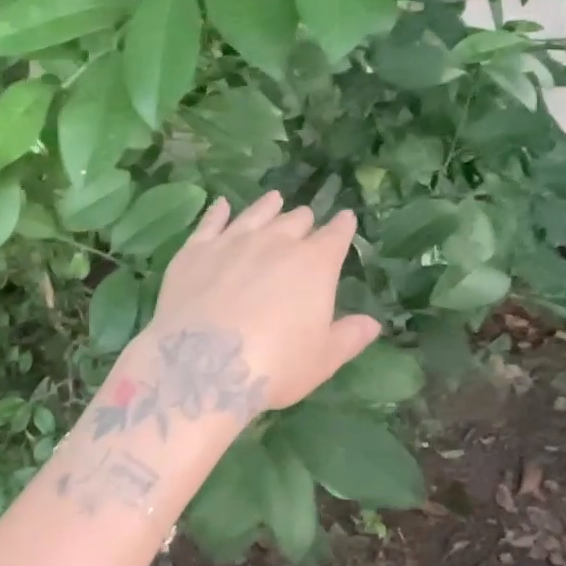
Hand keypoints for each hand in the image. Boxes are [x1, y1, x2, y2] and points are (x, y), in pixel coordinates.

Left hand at [144, 191, 380, 412]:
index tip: (346, 219)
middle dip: (304, 221)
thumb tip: (372, 323)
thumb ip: (348, 337)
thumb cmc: (273, 366)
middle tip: (305, 219)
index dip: (342, 227)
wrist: (201, 365)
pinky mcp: (194, 251)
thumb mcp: (322, 359)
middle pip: (294, 222)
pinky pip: (209, 223)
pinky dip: (217, 212)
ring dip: (267, 207)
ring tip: (274, 199)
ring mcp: (231, 243)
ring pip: (255, 215)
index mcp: (314, 264)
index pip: (335, 236)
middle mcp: (274, 242)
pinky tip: (220, 205)